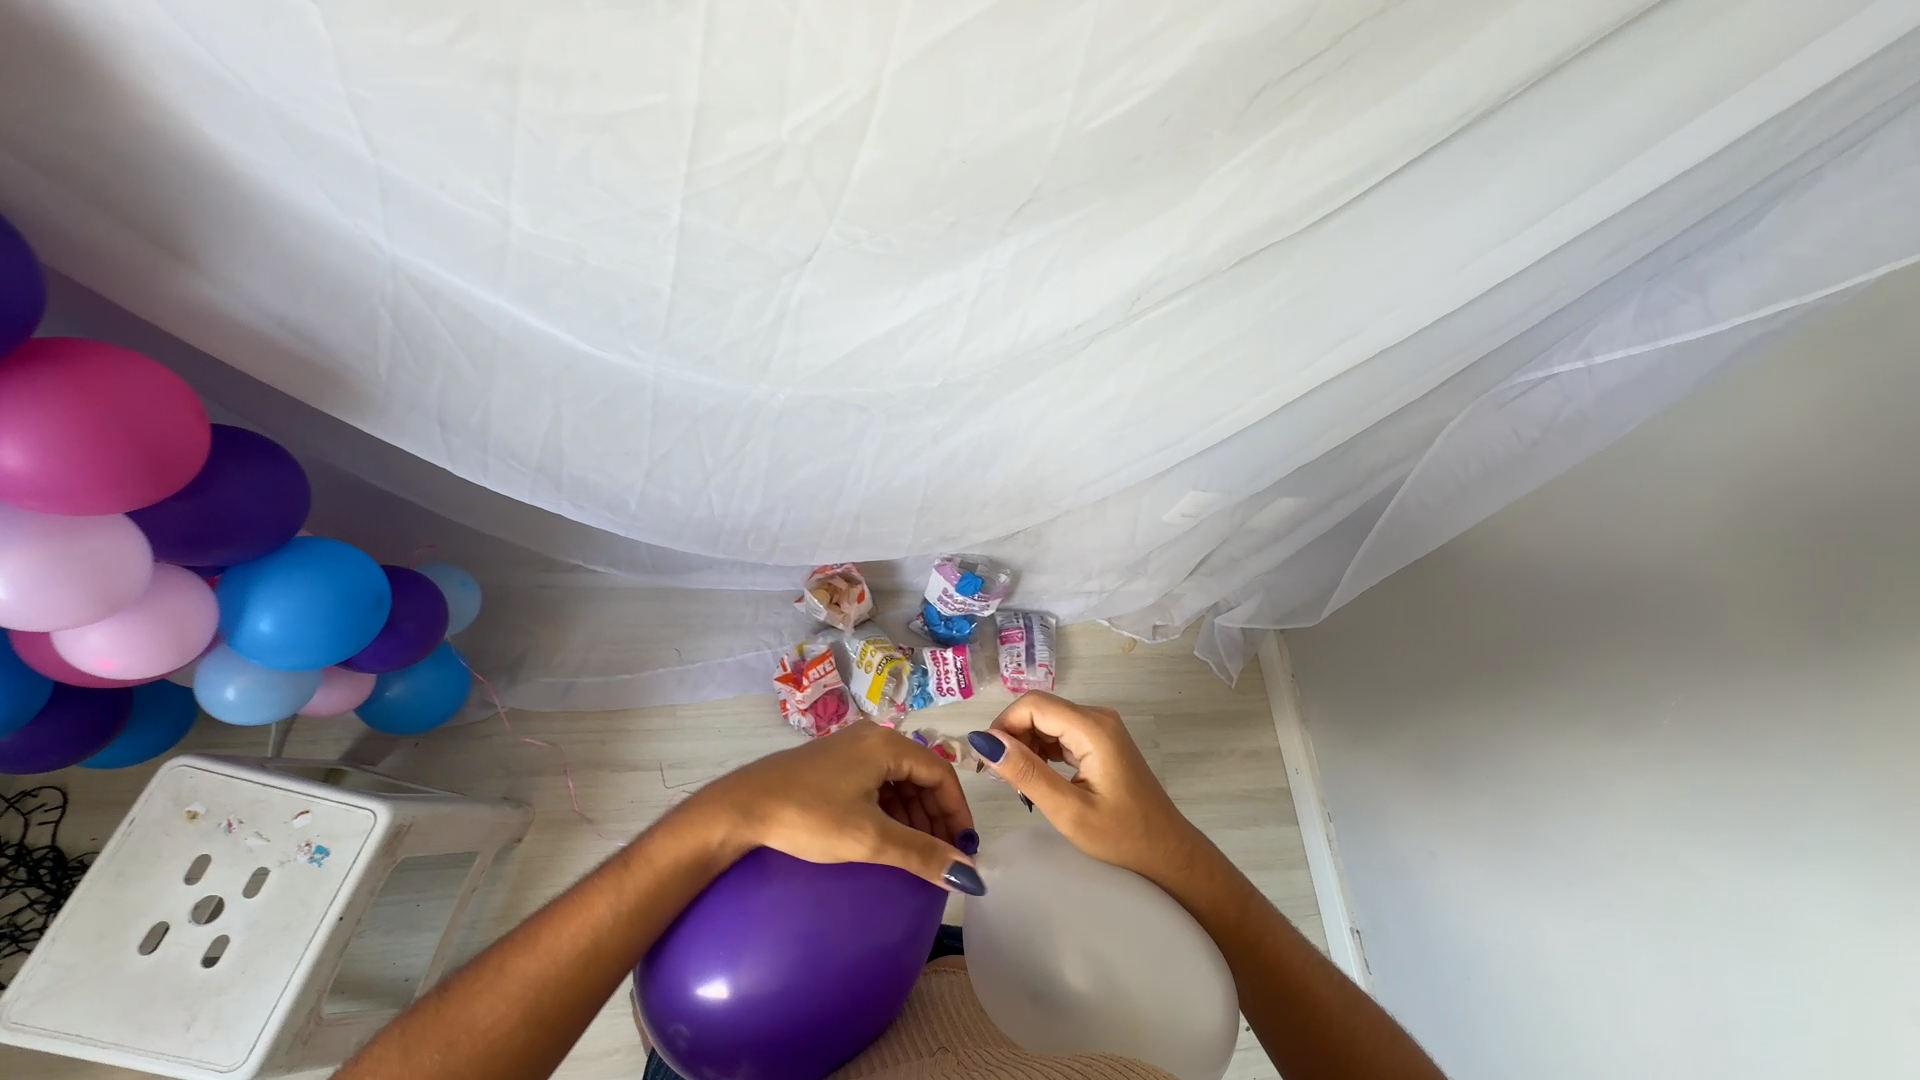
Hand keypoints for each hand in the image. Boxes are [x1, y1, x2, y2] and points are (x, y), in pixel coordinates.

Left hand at [679, 721, 983, 893]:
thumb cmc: (808, 818)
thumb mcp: (870, 839)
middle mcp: (872, 738)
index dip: (957, 812)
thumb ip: (922, 855)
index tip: (964, 849)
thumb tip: (970, 876)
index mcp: (887, 744)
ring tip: (916, 852)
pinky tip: (886, 837)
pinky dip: (889, 811)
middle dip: (935, 816)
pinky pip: (875, 783)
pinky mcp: (830, 764)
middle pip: (921, 775)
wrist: (738, 810)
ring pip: (897, 781)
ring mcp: (849, 749)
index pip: (941, 773)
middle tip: (942, 856)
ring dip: (913, 816)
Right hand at [969, 691, 1206, 885]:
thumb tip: (985, 740)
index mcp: (1093, 729)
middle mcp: (1097, 717)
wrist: (1166, 852)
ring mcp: (1101, 728)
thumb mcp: (1068, 810)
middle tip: (999, 777)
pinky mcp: (1100, 741)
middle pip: (1039, 709)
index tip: (987, 761)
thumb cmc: (1121, 837)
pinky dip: (1040, 751)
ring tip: (1016, 782)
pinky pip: (1059, 733)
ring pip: (1047, 720)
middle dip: (1012, 736)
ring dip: (1024, 745)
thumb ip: (1026, 773)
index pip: (1033, 704)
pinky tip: (1035, 778)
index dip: (1003, 724)